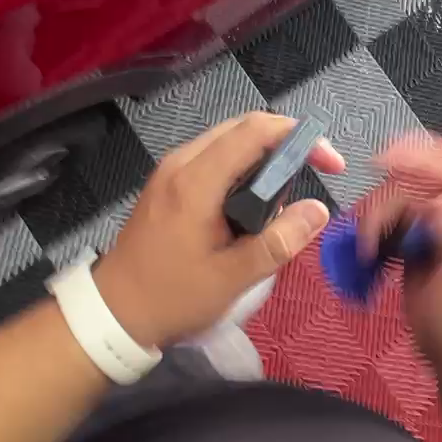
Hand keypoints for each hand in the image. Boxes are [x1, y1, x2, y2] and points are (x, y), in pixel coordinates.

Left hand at [93, 112, 344, 348]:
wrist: (113, 313)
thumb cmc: (171, 296)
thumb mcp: (232, 278)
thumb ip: (278, 241)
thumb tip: (318, 210)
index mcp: (196, 180)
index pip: (254, 131)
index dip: (298, 135)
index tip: (328, 161)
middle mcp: (181, 163)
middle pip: (242, 128)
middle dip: (285, 143)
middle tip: (314, 174)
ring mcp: (171, 170)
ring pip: (227, 142)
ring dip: (262, 157)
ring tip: (283, 197)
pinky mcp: (167, 183)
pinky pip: (213, 158)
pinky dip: (241, 168)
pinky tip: (252, 203)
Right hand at [360, 135, 441, 372]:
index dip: (420, 155)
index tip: (385, 159)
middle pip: (411, 186)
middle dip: (383, 207)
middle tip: (368, 240)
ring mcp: (432, 230)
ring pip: (394, 204)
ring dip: (373, 224)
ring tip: (367, 256)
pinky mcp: (413, 245)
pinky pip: (386, 225)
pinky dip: (371, 236)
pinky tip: (368, 258)